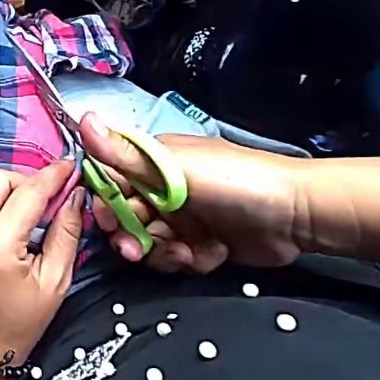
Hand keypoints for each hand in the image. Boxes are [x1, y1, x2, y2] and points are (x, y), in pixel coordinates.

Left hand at [0, 159, 85, 367]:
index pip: (29, 193)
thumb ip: (67, 232)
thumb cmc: (21, 321)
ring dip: (7, 193)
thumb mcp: (55, 280)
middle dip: (26, 181)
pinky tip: (6, 227)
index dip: (54, 175)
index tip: (71, 166)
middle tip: (47, 198)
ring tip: (28, 214)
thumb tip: (75, 194)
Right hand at [79, 113, 306, 272]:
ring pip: (150, 243)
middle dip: (131, 237)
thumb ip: (126, 153)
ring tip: (186, 252)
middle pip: (128, 219)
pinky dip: (191, 260)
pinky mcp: (201, 243)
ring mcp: (185, 217)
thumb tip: (83, 119)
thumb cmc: (235, 183)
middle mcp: (166, 189)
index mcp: (156, 163)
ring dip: (163, 252)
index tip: (109, 220)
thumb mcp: (176, 168)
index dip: (106, 204)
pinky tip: (212, 253)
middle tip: (139, 248)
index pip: (113, 183)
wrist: (296, 216)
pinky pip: (177, 258)